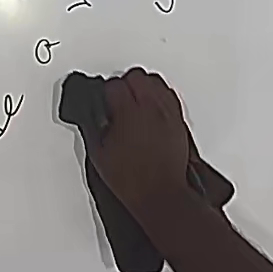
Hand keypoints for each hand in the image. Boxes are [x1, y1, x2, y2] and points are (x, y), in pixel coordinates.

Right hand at [85, 67, 193, 212]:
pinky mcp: (179, 120)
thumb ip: (95, 128)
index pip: (114, 85)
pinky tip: (152, 106)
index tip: (104, 102)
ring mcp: (167, 113)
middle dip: (124, 84)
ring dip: (143, 87)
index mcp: (129, 114)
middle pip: (136, 76)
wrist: (160, 195)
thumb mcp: (100, 155)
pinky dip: (159, 96)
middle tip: (118, 99)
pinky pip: (169, 95)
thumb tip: (93, 116)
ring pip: (155, 81)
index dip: (106, 93)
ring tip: (135, 100)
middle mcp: (151, 109)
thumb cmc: (134, 181)